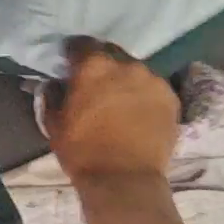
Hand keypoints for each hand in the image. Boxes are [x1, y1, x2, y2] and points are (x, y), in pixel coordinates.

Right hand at [44, 37, 179, 183]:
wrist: (125, 179)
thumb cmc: (82, 150)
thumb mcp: (54, 123)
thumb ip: (52, 96)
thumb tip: (54, 84)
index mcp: (93, 67)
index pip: (81, 44)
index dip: (73, 52)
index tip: (68, 62)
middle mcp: (126, 65)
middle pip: (111, 53)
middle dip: (101, 63)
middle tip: (93, 82)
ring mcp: (153, 80)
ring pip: (134, 70)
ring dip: (123, 78)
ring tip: (117, 99)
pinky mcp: (171, 98)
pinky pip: (152, 87)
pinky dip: (142, 93)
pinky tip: (136, 111)